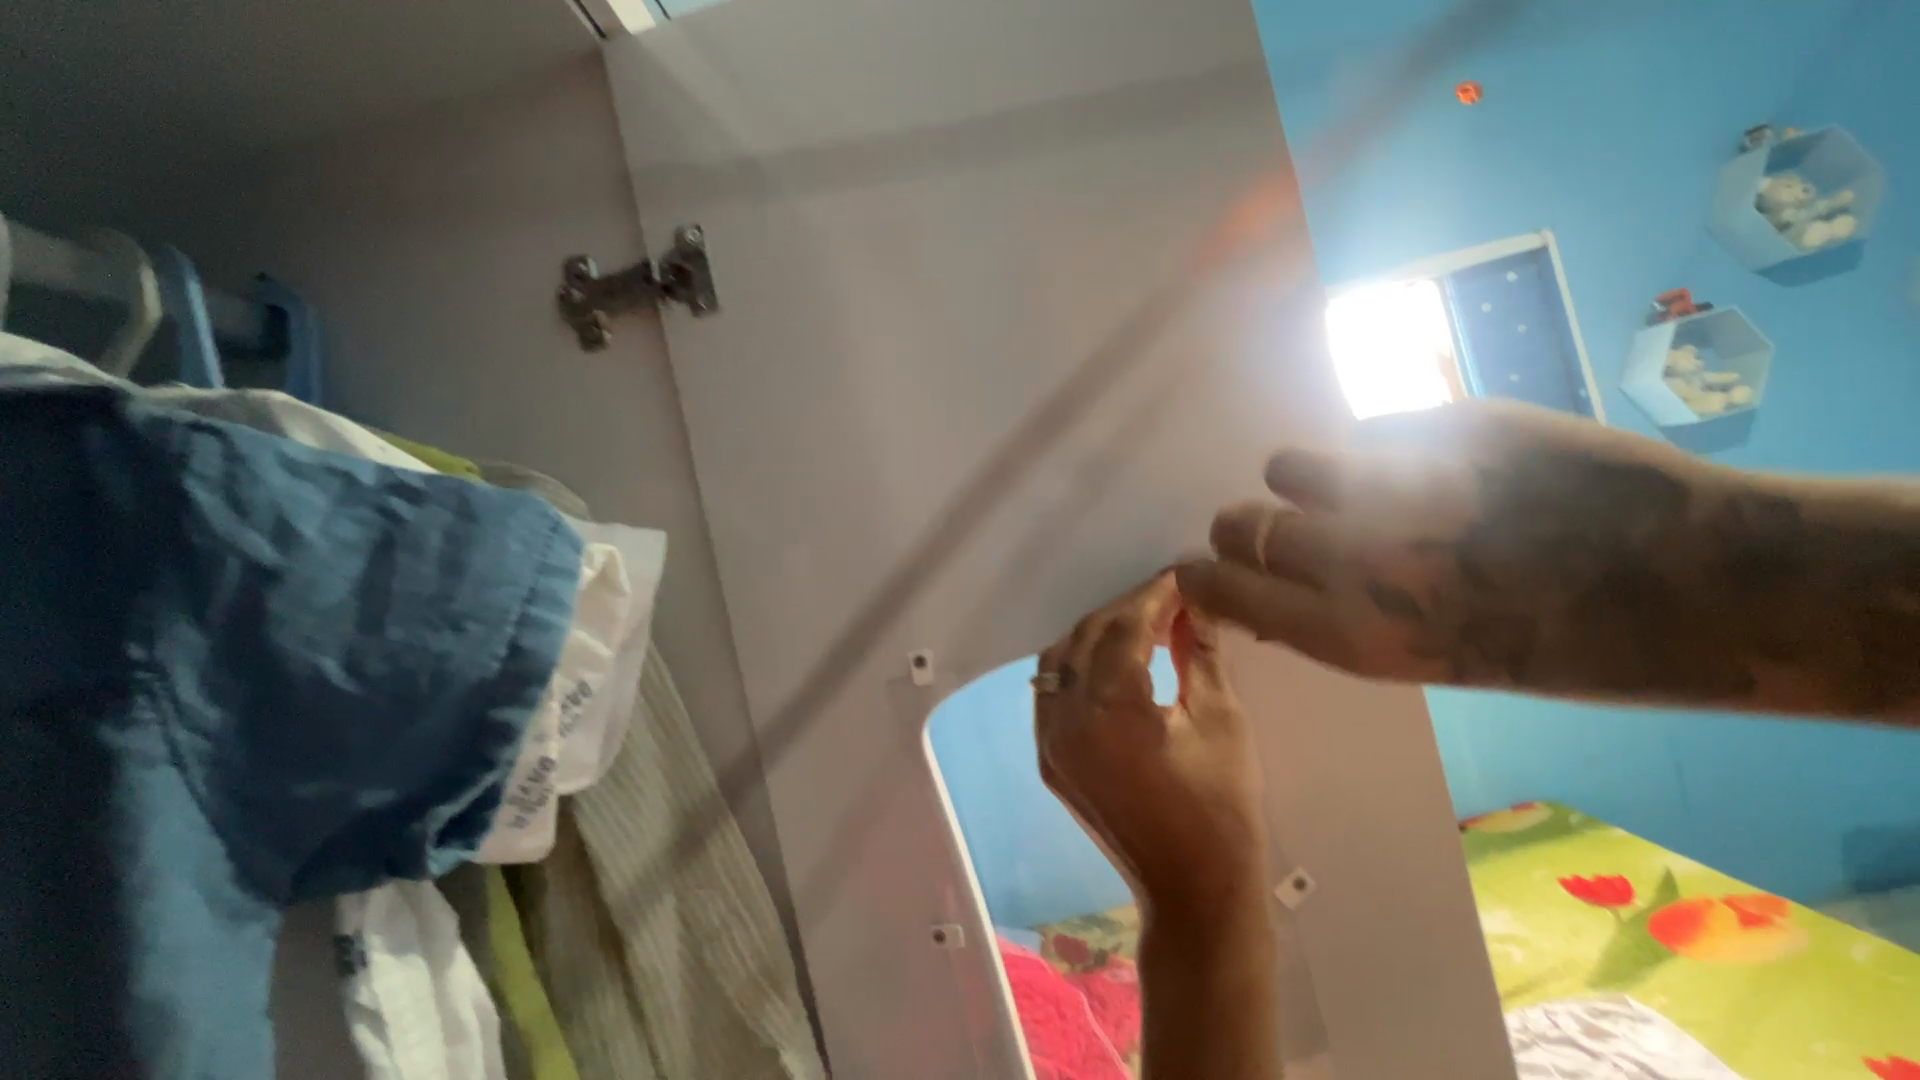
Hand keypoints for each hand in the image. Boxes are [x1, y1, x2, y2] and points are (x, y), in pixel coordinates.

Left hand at [1034, 573, 1266, 918]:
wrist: (1193, 891)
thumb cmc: (1222, 808)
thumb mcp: (1221, 719)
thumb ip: (1199, 651)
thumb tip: (1197, 602)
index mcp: (1109, 711)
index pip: (1124, 628)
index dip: (1155, 595)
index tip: (1183, 578)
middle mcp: (1064, 720)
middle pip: (1086, 637)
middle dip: (1126, 610)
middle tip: (1170, 600)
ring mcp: (1048, 742)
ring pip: (1059, 662)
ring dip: (1097, 635)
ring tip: (1144, 627)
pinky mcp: (1048, 760)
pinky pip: (1052, 694)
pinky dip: (1078, 667)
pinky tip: (1114, 663)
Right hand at [1174, 400, 1779, 703]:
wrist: (1694, 586)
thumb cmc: (1548, 646)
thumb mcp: (1421, 658)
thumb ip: (1334, 620)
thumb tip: (1265, 592)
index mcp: (1350, 633)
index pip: (1221, 585)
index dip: (1202, 572)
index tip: (1202, 563)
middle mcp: (1356, 561)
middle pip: (1241, 522)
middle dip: (1248, 524)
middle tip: (1281, 524)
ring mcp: (1399, 486)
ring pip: (1290, 463)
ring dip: (1310, 476)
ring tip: (1359, 483)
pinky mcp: (1445, 426)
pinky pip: (1374, 429)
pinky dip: (1387, 448)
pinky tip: (1442, 466)